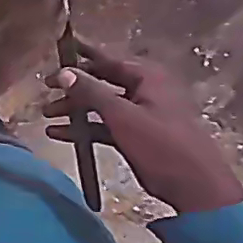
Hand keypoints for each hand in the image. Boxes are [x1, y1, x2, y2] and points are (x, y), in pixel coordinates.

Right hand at [42, 40, 242, 214]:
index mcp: (148, 77)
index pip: (107, 59)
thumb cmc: (161, 145)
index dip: (81, 57)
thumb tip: (63, 72)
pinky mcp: (138, 136)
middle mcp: (145, 90)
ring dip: (75, 110)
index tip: (56, 54)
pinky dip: (86, 128)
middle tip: (46, 90)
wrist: (196, 188)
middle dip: (73, 87)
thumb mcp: (122, 115)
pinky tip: (61, 134)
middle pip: (102, 82)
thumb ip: (90, 92)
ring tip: (47, 115)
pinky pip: (106, 125)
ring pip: (102, 105)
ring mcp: (142, 114)